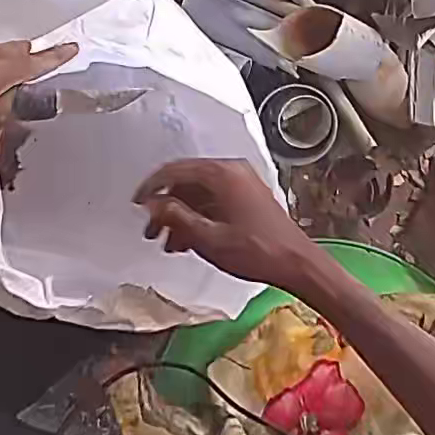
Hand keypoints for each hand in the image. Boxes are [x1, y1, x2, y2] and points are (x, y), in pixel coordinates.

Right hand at [134, 159, 331, 290]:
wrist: (296, 263)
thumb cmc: (258, 251)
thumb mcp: (208, 238)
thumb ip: (176, 218)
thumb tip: (153, 206)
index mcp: (222, 174)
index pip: (174, 171)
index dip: (151, 188)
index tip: (137, 204)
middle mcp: (232, 171)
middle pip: (186, 182)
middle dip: (166, 207)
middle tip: (152, 230)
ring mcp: (241, 183)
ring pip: (199, 193)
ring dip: (181, 215)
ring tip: (169, 242)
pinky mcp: (247, 196)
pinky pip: (213, 200)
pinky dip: (198, 217)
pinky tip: (189, 240)